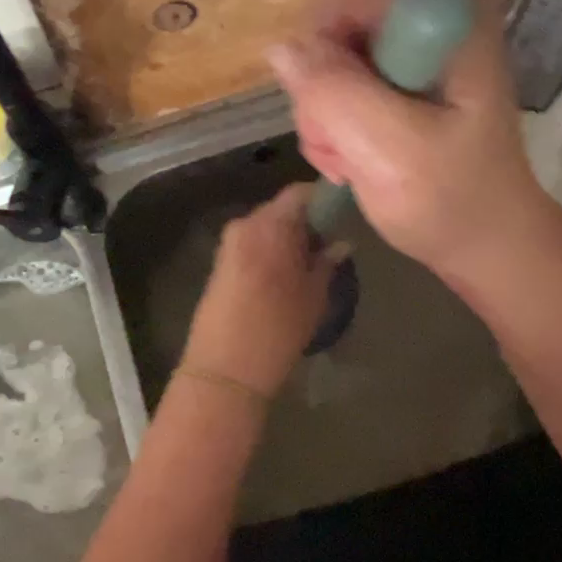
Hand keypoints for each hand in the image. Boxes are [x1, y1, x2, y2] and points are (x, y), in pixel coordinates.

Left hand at [181, 183, 347, 397]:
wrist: (225, 368)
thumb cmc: (278, 329)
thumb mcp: (314, 296)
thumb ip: (327, 263)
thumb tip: (340, 244)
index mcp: (271, 224)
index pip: (301, 193)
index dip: (324, 201)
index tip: (342, 218)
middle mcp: (245, 225)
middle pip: (282, 210)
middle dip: (306, 223)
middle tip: (329, 246)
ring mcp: (228, 245)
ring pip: (266, 230)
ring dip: (287, 240)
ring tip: (309, 266)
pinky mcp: (219, 265)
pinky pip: (252, 247)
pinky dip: (270, 253)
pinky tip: (285, 278)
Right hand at [265, 0, 554, 279]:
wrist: (485, 247)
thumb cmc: (451, 201)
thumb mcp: (388, 148)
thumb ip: (334, 92)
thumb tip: (280, 48)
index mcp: (450, 20)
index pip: (353, 2)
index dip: (322, 53)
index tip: (322, 111)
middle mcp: (434, 25)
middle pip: (339, 35)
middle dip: (325, 99)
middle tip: (344, 153)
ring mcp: (417, 60)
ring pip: (333, 69)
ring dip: (327, 123)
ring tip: (351, 166)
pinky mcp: (404, 89)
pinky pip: (344, 94)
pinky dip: (337, 133)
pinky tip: (353, 166)